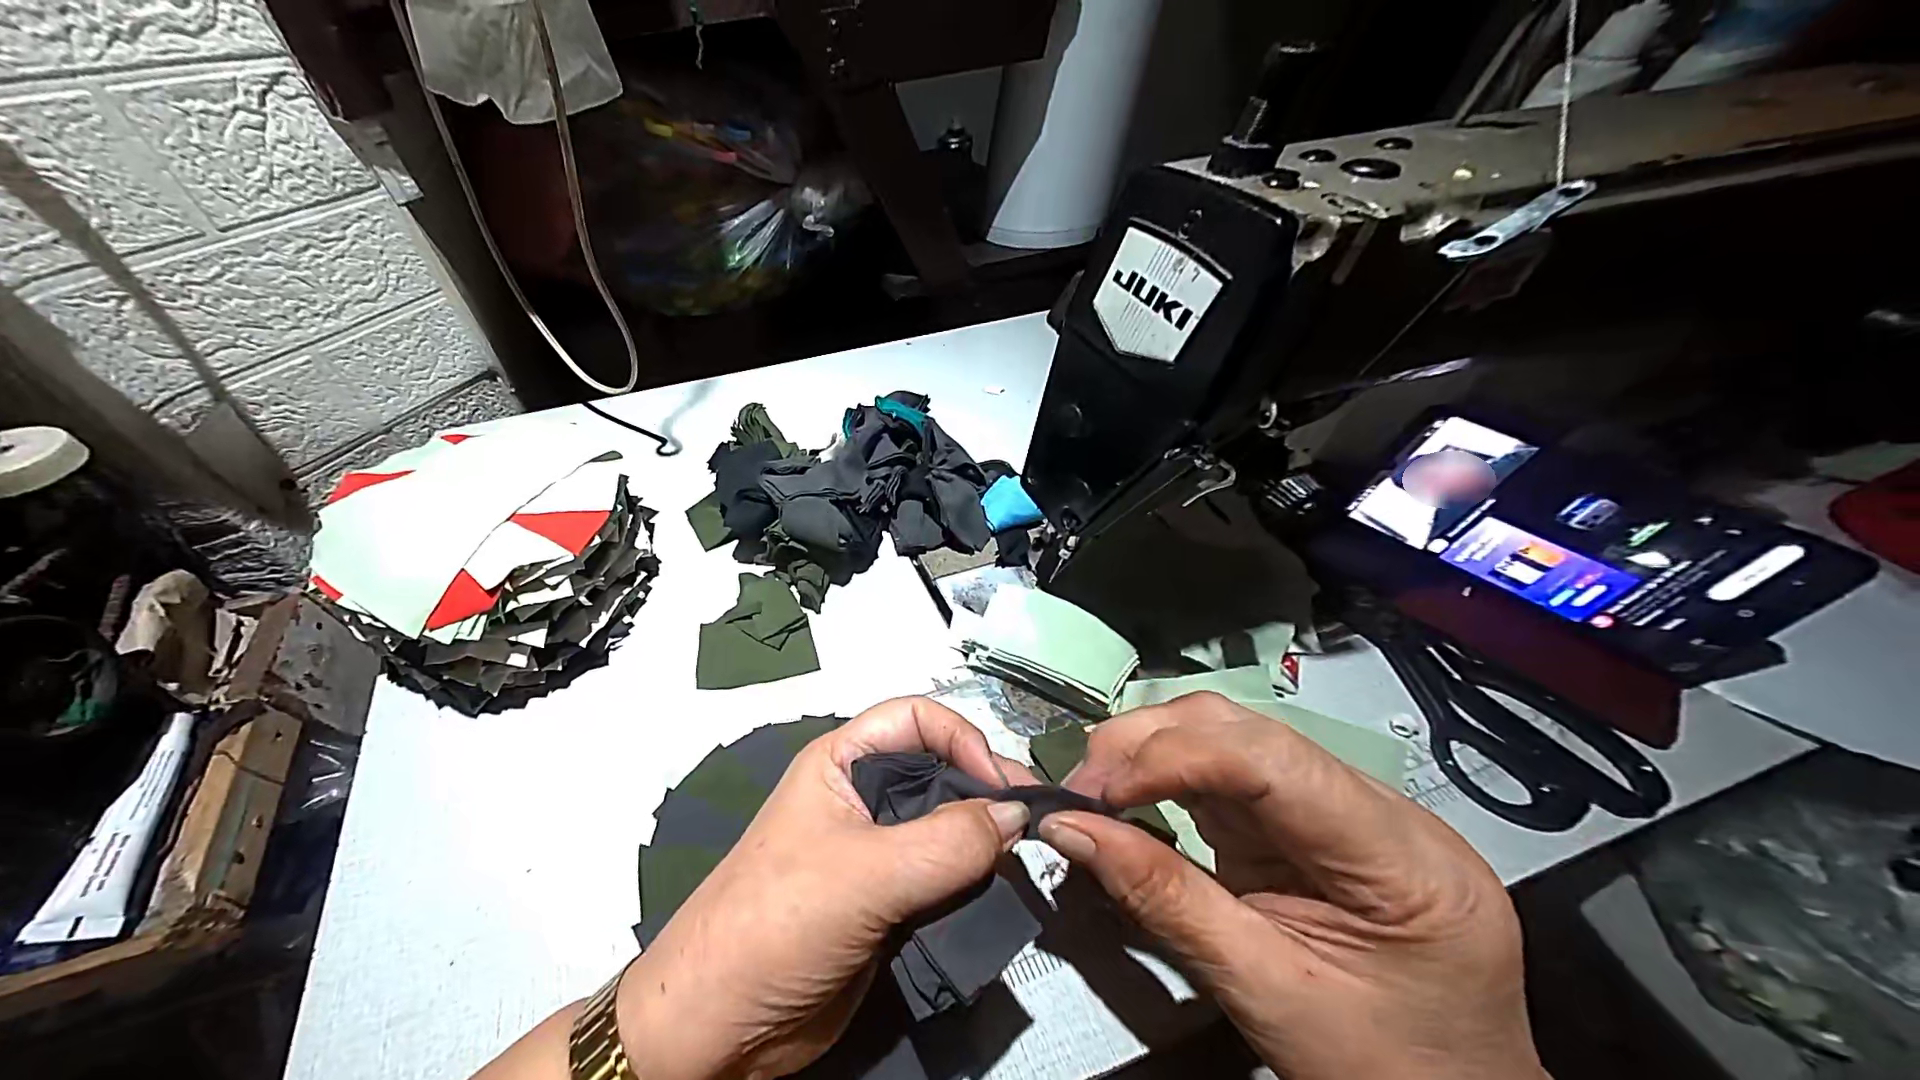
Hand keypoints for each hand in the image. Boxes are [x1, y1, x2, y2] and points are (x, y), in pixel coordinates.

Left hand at [616, 698, 1035, 1079]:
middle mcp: (862, 796)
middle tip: (1032, 817)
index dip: (962, 738)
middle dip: (985, 784)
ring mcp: (877, 848)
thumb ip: (947, 842)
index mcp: (842, 763)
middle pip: (939, 766)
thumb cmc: (777, 925)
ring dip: (985, 832)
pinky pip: (944, 870)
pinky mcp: (889, 897)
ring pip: (946, 821)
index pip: (917, 719)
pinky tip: (1000, 883)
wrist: (718, 1031)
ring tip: (1026, 852)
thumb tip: (1017, 814)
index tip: (998, 786)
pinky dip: (975, 873)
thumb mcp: (866, 874)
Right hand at [1038, 692, 1546, 1079]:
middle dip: (1150, 743)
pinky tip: (1131, 795)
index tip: (1099, 791)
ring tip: (1095, 790)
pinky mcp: (1302, 816)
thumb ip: (1164, 900)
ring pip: (1228, 736)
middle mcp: (1373, 806)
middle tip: (1081, 789)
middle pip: (1245, 730)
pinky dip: (1167, 778)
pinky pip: (1224, 773)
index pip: (1271, 761)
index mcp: (1400, 855)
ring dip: (1150, 751)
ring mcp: (1335, 803)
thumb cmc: (1379, 1069)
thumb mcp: (1264, 994)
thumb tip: (1071, 829)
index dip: (1174, 758)